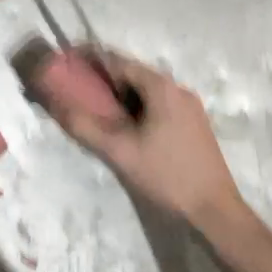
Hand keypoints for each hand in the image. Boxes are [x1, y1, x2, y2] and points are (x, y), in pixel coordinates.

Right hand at [49, 51, 251, 229]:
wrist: (216, 212)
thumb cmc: (167, 176)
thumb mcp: (119, 152)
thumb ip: (84, 126)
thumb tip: (54, 104)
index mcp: (161, 86)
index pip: (117, 60)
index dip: (88, 58)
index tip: (65, 62)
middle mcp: (177, 88)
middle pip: (131, 73)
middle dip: (102, 78)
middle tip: (76, 89)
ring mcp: (189, 106)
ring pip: (144, 90)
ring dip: (119, 95)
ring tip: (96, 110)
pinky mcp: (194, 124)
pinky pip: (158, 104)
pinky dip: (136, 107)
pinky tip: (125, 128)